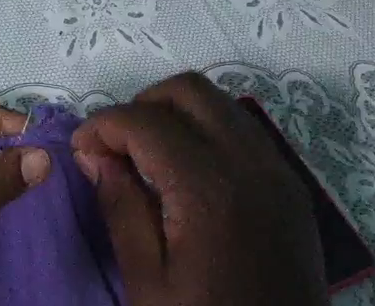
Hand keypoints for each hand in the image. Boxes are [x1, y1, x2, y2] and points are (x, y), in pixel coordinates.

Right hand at [71, 72, 327, 305]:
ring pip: (221, 103)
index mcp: (209, 189)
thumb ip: (121, 208)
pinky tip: (190, 169)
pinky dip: (211, 130)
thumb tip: (94, 153)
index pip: (145, 122)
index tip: (80, 147)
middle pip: (189, 90)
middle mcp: (250, 165)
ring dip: (179, 113)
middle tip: (117, 144)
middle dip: (143, 104)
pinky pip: (246, 131)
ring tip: (150, 154)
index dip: (103, 125)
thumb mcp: (149, 284)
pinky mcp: (293, 190)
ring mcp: (279, 174)